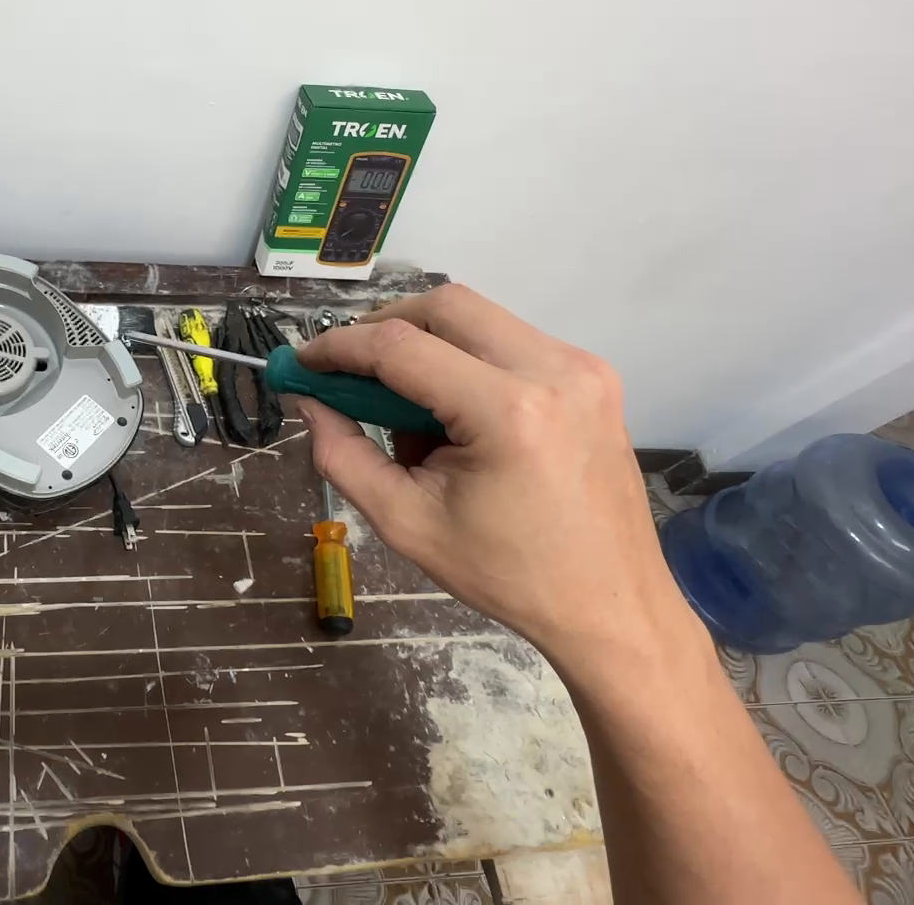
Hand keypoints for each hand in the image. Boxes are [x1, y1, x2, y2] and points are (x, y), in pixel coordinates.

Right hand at [294, 285, 703, 679]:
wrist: (611, 607)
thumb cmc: (504, 574)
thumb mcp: (404, 522)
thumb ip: (342, 455)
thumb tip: (309, 401)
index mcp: (507, 412)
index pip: (400, 347)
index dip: (339, 347)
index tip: (302, 361)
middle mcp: (553, 369)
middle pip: (443, 306)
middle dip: (381, 327)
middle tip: (347, 369)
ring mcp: (582, 367)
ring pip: (477, 316)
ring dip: (423, 342)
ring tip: (403, 405)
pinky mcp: (592, 376)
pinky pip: (506, 339)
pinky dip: (462, 357)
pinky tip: (452, 412)